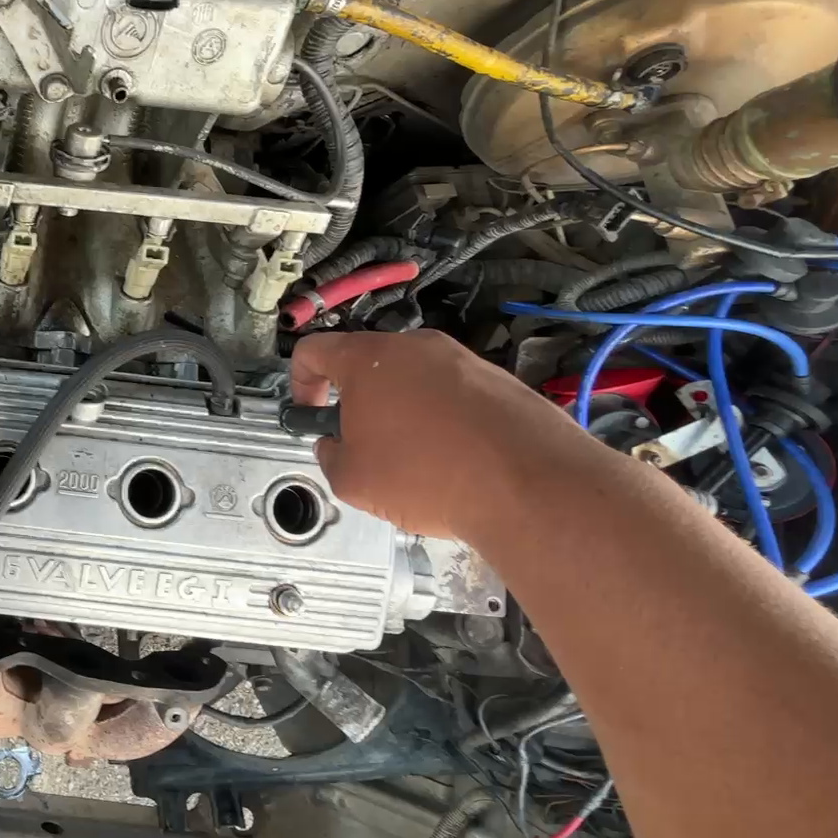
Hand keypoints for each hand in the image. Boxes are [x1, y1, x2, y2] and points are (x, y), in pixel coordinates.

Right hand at [290, 329, 615, 540]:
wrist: (537, 490)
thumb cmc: (428, 476)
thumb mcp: (350, 479)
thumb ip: (330, 453)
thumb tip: (337, 446)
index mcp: (367, 358)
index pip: (312, 350)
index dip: (300, 382)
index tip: (311, 413)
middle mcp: (416, 347)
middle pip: (367, 363)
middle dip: (357, 400)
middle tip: (363, 442)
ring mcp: (465, 361)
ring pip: (414, 379)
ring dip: (402, 410)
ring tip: (415, 459)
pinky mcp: (504, 383)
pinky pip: (456, 395)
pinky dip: (445, 420)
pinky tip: (457, 462)